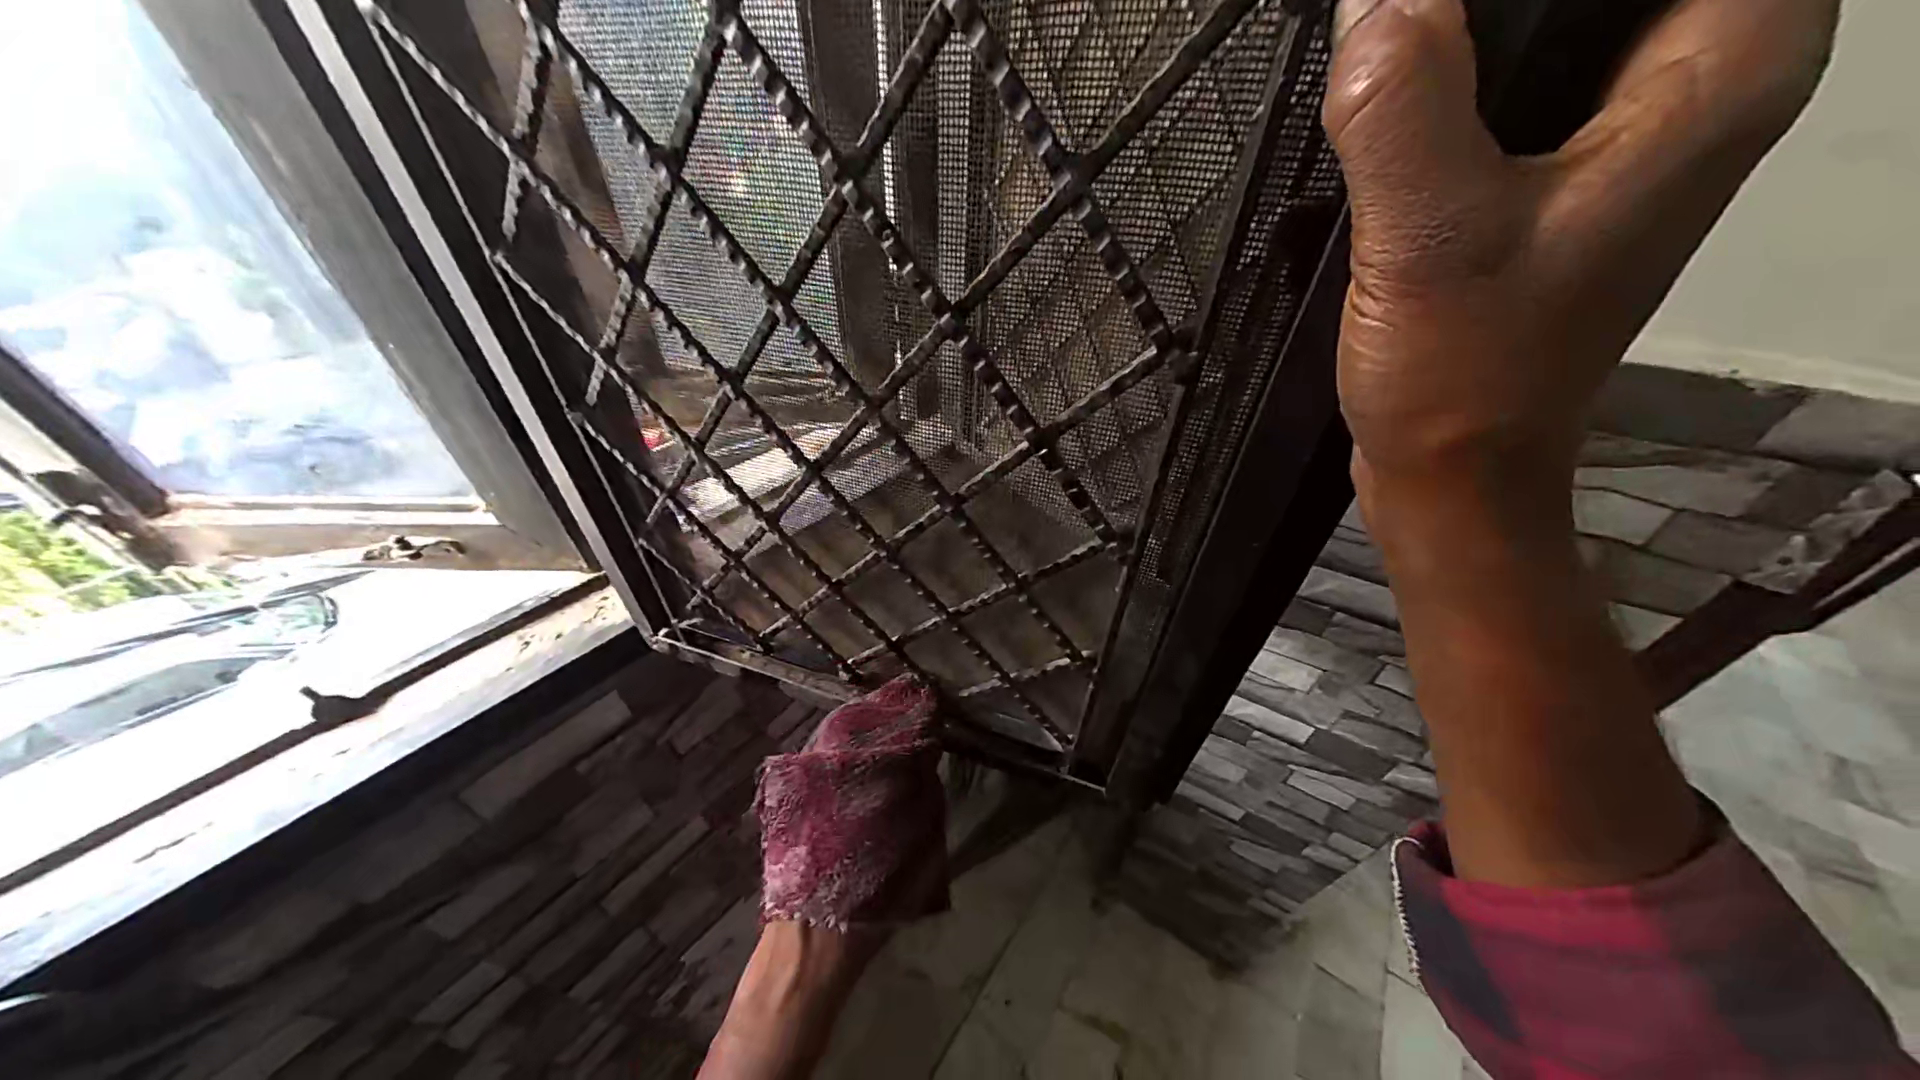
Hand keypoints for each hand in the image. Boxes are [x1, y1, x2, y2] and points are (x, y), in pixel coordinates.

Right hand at [1325, 0, 1838, 502]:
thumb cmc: (1459, 373)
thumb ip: (1403, 110)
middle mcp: (1691, 75)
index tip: (1424, 19)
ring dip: (1449, 42)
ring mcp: (1617, 130)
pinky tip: (1382, 110)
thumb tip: (1372, 1)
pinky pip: (1502, 86)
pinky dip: (1438, 88)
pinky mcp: (1549, 176)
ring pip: (1541, 25)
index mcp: (1721, 60)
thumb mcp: (1428, 240)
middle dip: (1473, 10)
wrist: (1447, 469)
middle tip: (1386, 40)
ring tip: (1375, 76)